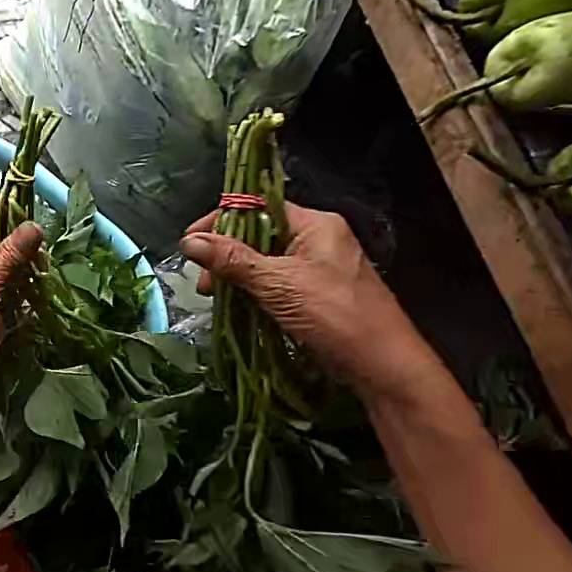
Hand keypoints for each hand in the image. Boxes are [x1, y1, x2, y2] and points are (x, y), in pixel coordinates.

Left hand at [0, 196, 42, 401]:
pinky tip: (44, 270)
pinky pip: (11, 280)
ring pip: (5, 259)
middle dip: (18, 231)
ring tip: (48, 249)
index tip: (27, 194)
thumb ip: (11, 253)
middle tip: (46, 224)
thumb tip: (35, 226)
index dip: (1, 204)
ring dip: (25, 255)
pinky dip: (26, 276)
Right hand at [179, 202, 444, 403]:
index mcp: (314, 224)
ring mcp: (315, 270)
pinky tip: (235, 307)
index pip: (258, 206)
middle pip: (257, 235)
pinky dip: (252, 293)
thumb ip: (233, 260)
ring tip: (215, 298)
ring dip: (236, 277)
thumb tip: (188, 242)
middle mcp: (315, 240)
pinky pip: (274, 286)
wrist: (382, 365)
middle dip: (225, 254)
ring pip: (263, 263)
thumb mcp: (278, 283)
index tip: (189, 244)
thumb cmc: (335, 315)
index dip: (220, 221)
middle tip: (204, 283)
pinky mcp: (313, 297)